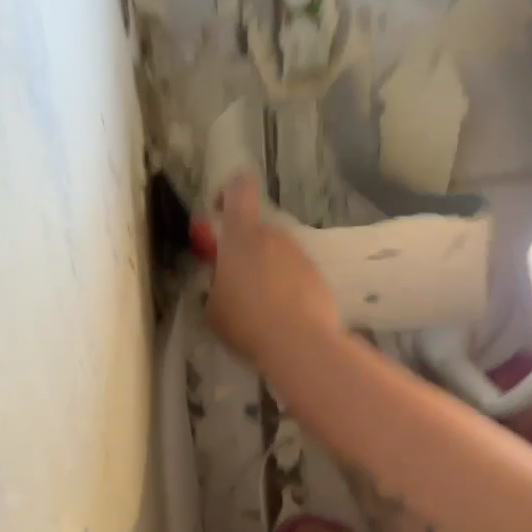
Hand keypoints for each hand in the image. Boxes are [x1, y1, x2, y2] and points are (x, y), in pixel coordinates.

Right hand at [205, 174, 342, 366]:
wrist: (299, 343)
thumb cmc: (245, 322)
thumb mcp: (213, 308)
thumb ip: (215, 285)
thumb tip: (220, 280)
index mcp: (241, 236)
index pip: (239, 188)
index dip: (227, 192)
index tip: (217, 211)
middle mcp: (273, 236)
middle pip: (256, 231)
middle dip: (244, 252)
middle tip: (234, 285)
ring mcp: (299, 255)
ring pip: (276, 254)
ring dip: (266, 273)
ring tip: (259, 310)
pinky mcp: (318, 276)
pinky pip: (295, 275)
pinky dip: (286, 289)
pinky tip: (281, 319)